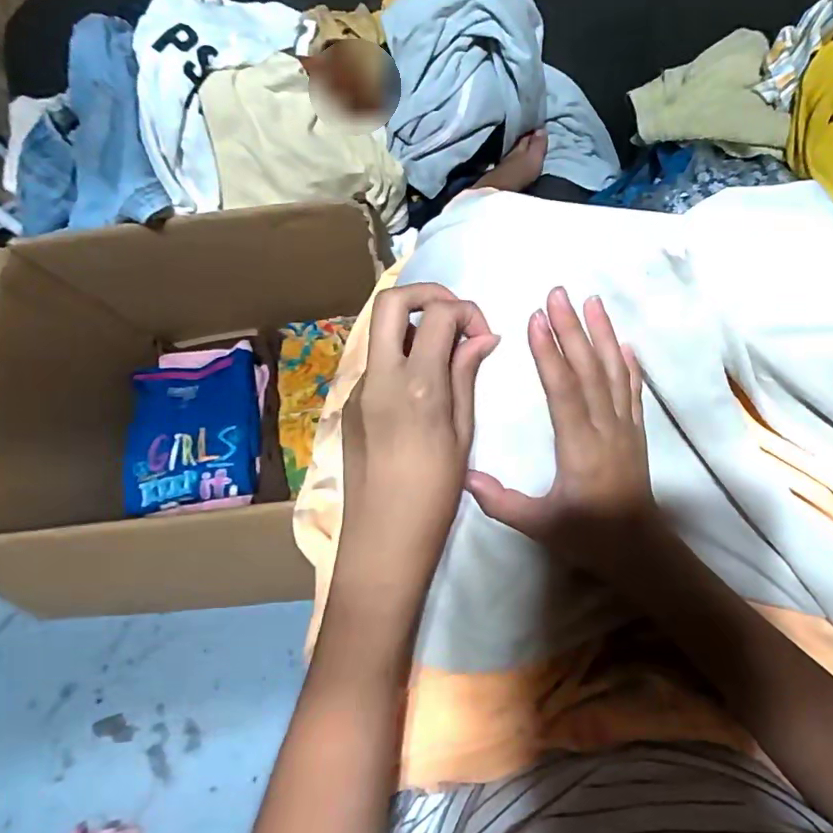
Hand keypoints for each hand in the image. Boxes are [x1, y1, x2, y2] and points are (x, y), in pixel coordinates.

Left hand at [342, 283, 498, 558]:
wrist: (383, 538)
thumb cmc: (434, 494)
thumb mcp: (461, 432)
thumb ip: (465, 376)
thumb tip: (482, 337)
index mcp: (417, 384)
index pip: (439, 314)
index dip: (467, 312)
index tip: (482, 335)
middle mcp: (381, 375)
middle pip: (392, 301)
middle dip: (427, 294)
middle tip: (455, 316)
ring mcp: (358, 387)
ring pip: (379, 329)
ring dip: (411, 323)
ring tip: (442, 351)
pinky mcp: (350, 402)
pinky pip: (375, 360)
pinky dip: (400, 352)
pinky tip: (421, 383)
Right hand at [466, 287, 655, 573]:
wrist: (641, 551)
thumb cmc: (588, 537)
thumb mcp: (540, 526)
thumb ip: (501, 502)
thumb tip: (464, 475)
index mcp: (580, 447)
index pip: (563, 390)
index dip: (550, 353)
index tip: (536, 319)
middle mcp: (606, 429)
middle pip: (589, 370)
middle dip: (573, 328)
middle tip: (559, 293)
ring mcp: (625, 428)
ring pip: (614, 373)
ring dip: (603, 334)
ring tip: (593, 301)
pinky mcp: (637, 433)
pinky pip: (633, 391)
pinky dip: (629, 365)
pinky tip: (625, 344)